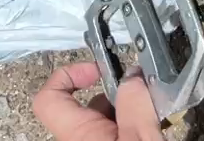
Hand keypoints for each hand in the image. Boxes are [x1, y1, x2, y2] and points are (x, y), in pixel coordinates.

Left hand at [33, 61, 163, 140]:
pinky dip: (129, 127)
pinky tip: (153, 129)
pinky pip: (111, 134)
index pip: (48, 98)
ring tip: (154, 112)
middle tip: (144, 91)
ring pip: (102, 121)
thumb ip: (135, 104)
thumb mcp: (140, 137)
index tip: (100, 70)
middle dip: (116, 93)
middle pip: (86, 105)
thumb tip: (132, 76)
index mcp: (77, 135)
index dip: (70, 74)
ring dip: (126, 111)